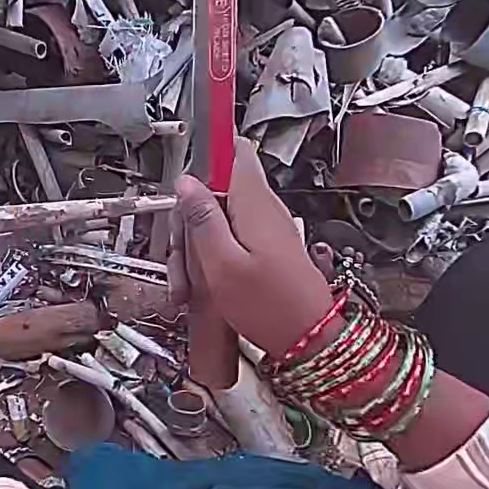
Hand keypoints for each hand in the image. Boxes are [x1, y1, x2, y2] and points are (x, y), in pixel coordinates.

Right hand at [168, 139, 335, 358]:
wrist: (309, 340)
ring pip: (217, 217)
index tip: (182, 182)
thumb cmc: (268, 307)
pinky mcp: (264, 245)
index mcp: (253, 202)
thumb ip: (202, 219)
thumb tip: (186, 182)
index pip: (233, 148)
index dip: (204, 154)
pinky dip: (211, 257)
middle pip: (214, 190)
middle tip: (180, 259)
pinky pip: (229, 238)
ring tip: (188, 285)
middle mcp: (262, 207)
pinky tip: (202, 286)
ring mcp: (264, 226)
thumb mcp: (222, 265)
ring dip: (195, 245)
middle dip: (188, 219)